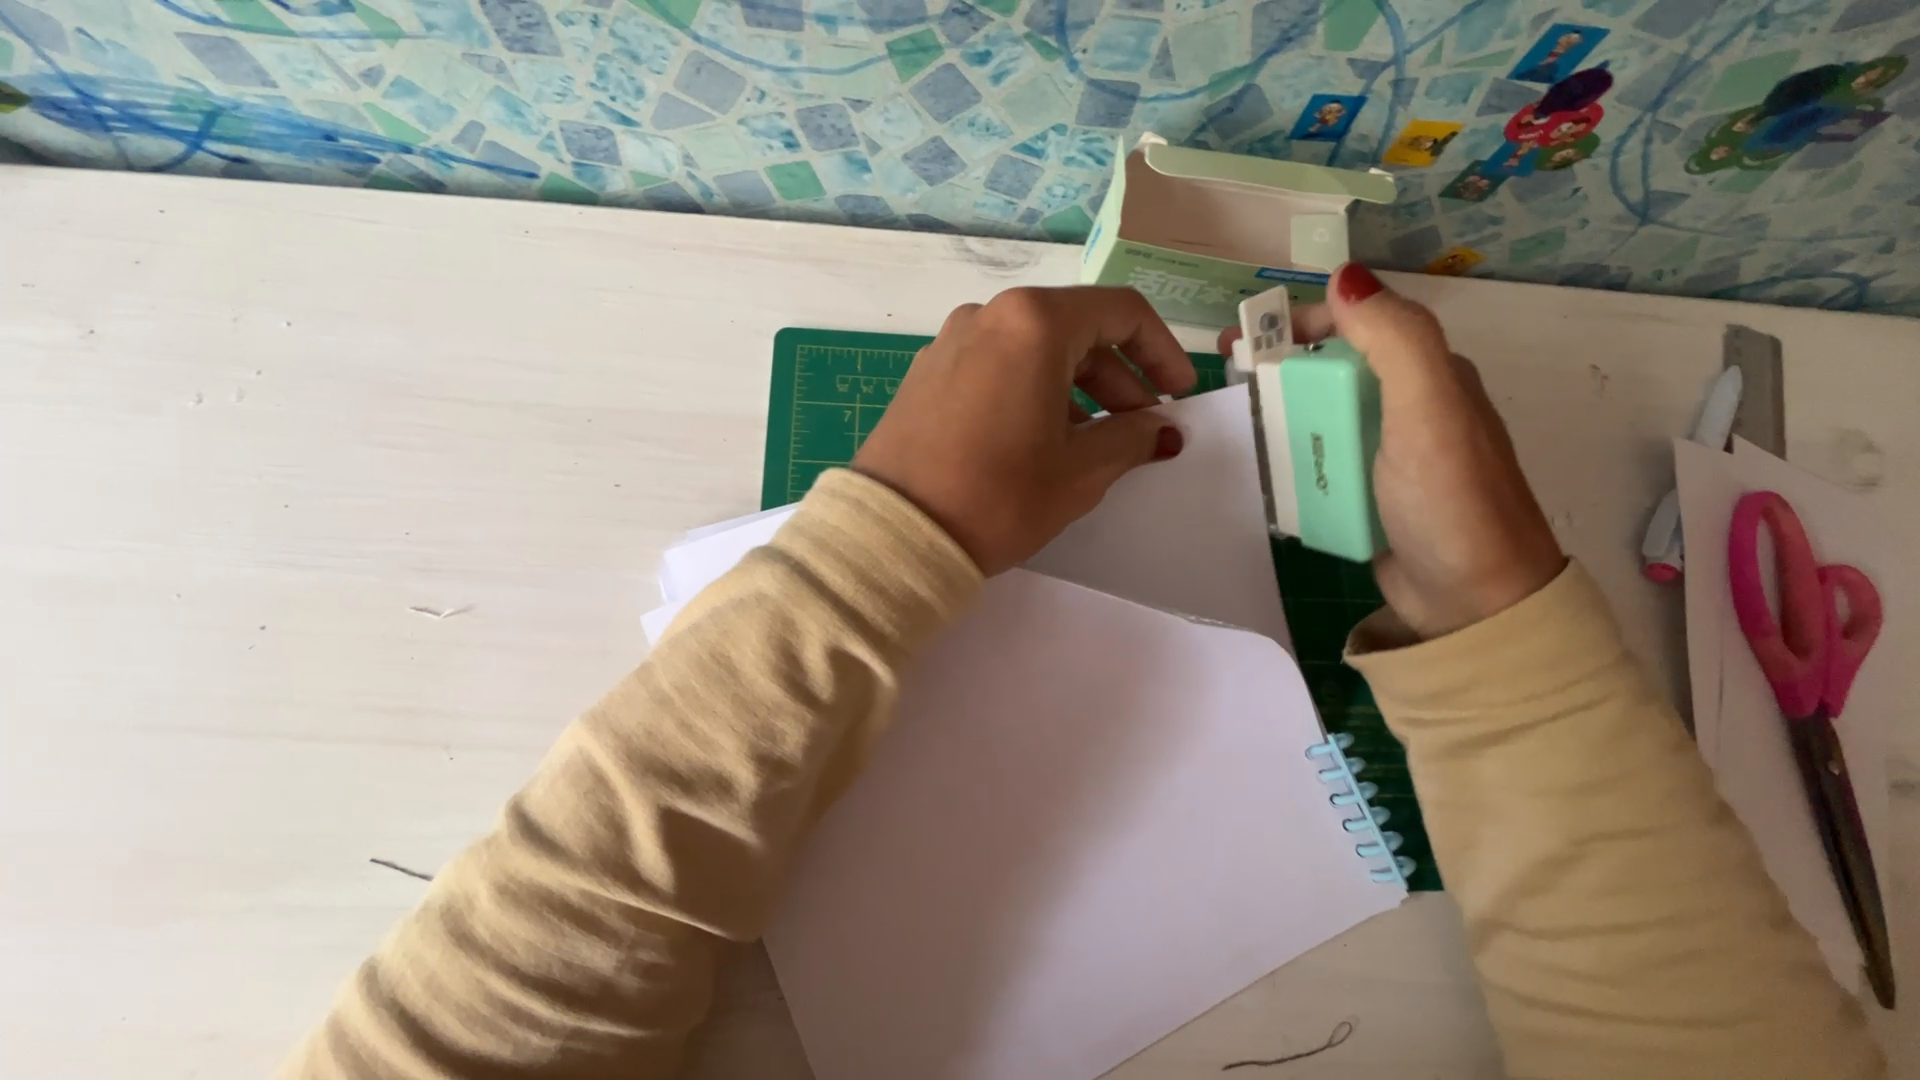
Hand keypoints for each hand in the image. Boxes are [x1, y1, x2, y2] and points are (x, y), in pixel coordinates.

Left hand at [854, 287, 1194, 575]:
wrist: (896, 533)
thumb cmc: (997, 498)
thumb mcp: (1078, 472)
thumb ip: (1130, 438)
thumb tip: (1158, 428)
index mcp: (1033, 323)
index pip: (1120, 312)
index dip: (1162, 350)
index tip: (1178, 393)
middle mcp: (989, 316)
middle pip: (1075, 329)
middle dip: (1119, 376)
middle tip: (1140, 426)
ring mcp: (951, 342)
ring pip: (1034, 350)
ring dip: (1076, 387)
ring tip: (1094, 440)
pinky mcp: (927, 373)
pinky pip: (997, 366)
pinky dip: (1032, 391)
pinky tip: (1040, 438)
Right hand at [1219, 264, 1564, 639]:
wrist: (1471, 601)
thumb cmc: (1449, 500)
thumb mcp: (1428, 410)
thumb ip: (1395, 340)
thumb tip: (1345, 274)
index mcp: (1429, 376)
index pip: (1359, 325)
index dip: (1304, 321)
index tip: (1247, 339)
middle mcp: (1407, 407)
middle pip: (1332, 370)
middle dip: (1280, 369)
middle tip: (1230, 381)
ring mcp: (1385, 454)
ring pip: (1320, 416)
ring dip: (1278, 414)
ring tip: (1236, 426)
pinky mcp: (1366, 494)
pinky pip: (1317, 462)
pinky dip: (1288, 458)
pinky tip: (1260, 467)